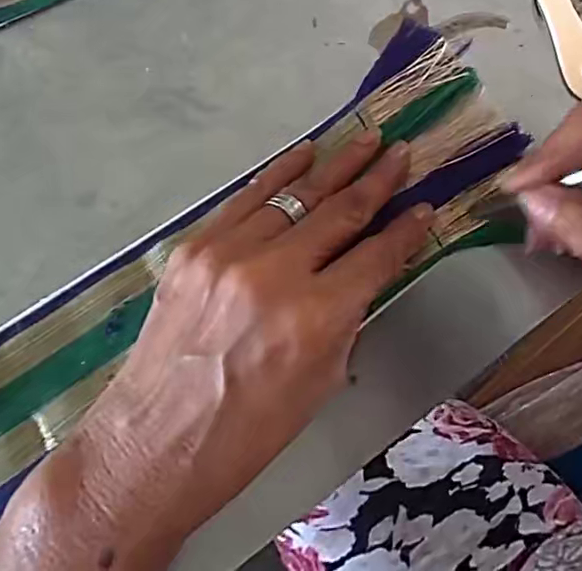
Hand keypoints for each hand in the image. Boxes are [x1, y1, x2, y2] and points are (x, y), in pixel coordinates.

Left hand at [0, 133, 430, 569]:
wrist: (156, 440)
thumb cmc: (248, 432)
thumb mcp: (319, 383)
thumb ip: (345, 318)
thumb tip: (362, 271)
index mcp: (314, 318)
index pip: (374, 257)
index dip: (405, 231)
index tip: (424, 206)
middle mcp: (274, 273)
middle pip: (339, 213)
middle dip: (377, 180)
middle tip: (400, 153)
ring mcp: (229, 252)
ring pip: (294, 195)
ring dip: (335, 165)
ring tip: (365, 140)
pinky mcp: (197, 245)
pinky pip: (247, 198)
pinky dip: (279, 173)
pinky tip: (305, 154)